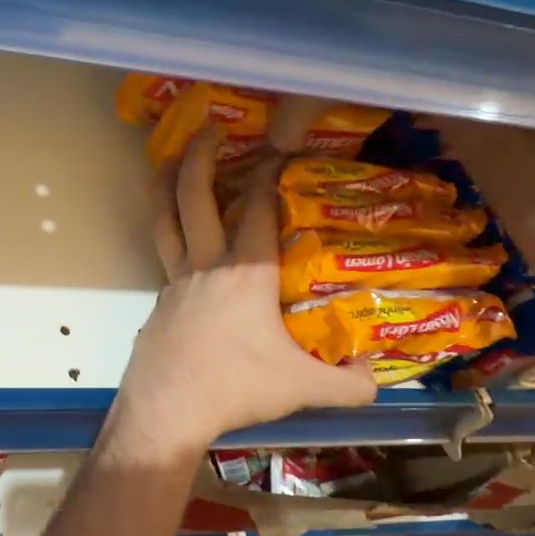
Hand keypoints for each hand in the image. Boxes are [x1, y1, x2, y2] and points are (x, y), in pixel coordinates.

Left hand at [108, 125, 377, 460]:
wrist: (167, 408)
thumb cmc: (236, 388)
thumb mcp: (304, 389)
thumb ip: (349, 382)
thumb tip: (375, 372)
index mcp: (246, 273)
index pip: (259, 210)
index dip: (269, 174)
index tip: (278, 149)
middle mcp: (206, 264)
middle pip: (194, 195)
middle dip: (199, 155)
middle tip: (208, 127)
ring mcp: (175, 280)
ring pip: (164, 218)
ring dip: (165, 184)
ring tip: (168, 161)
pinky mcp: (159, 300)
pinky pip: (163, 253)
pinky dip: (168, 232)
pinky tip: (180, 243)